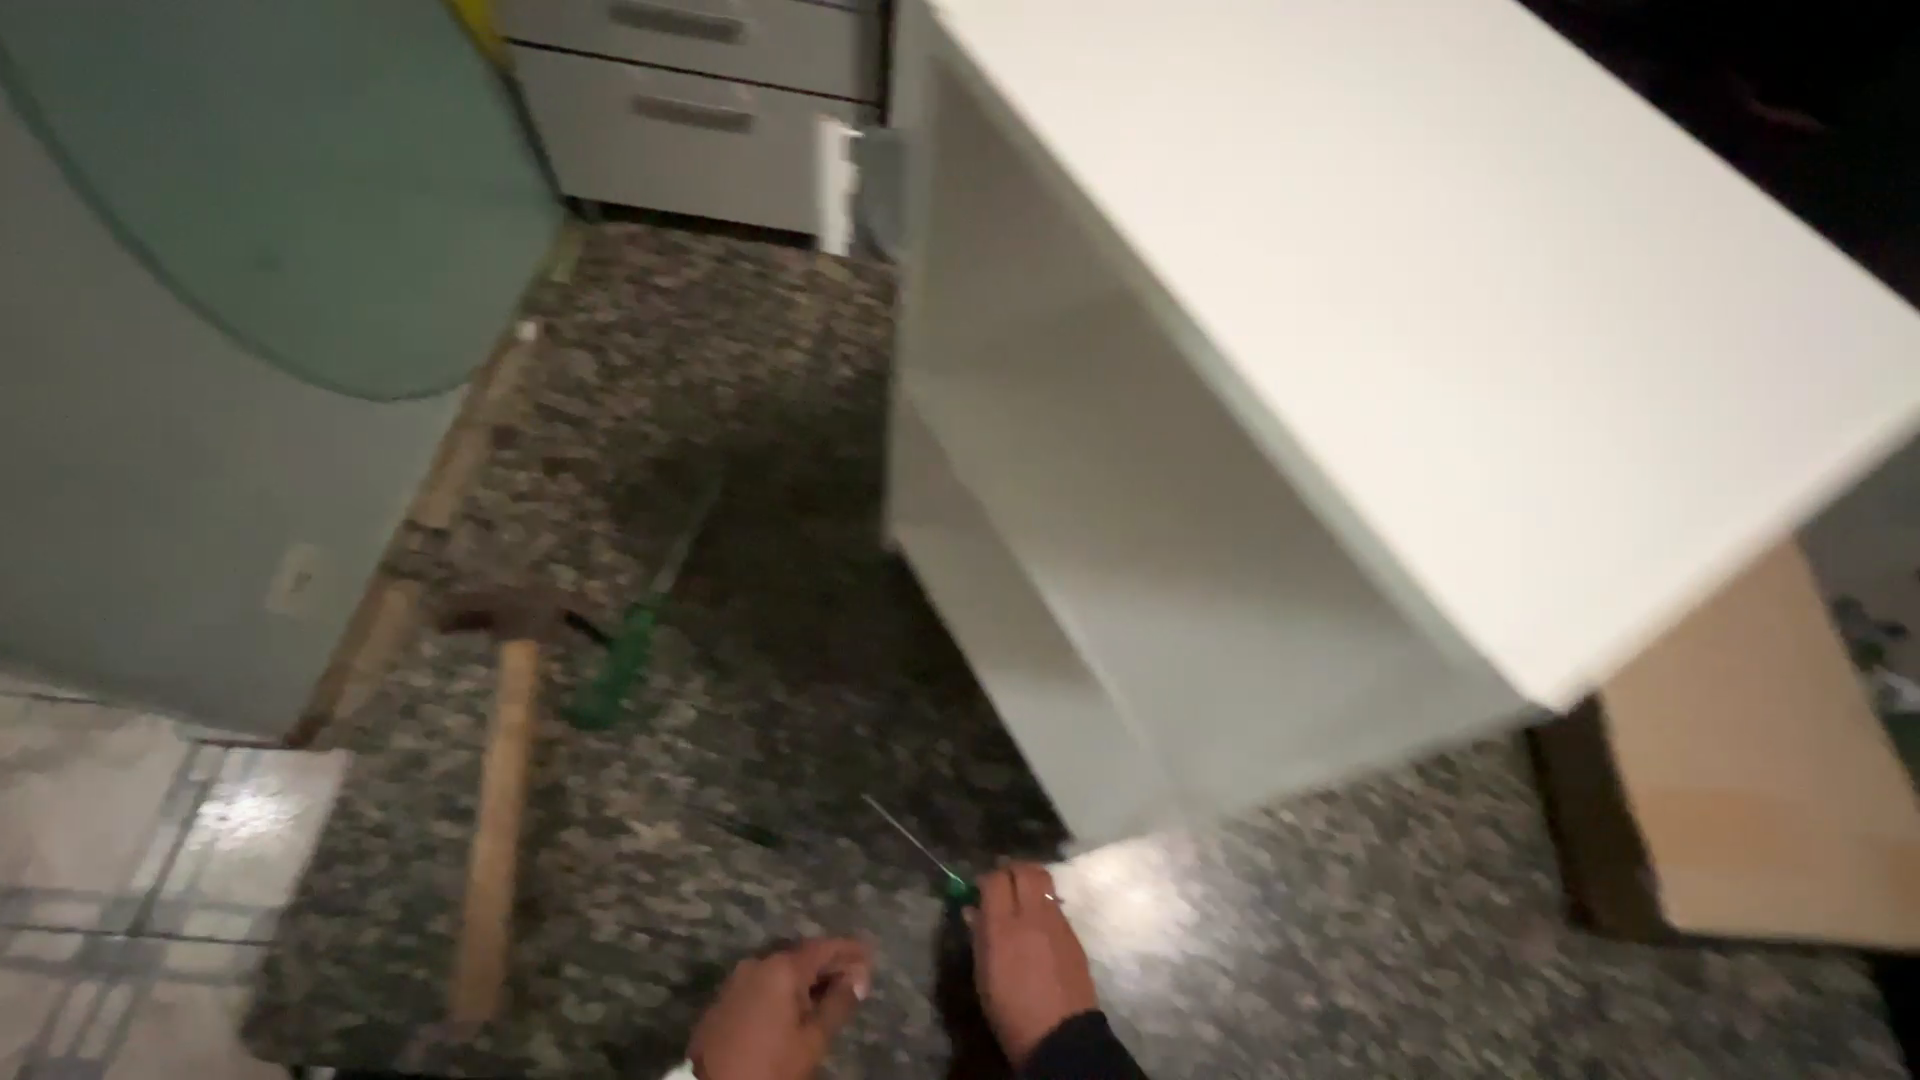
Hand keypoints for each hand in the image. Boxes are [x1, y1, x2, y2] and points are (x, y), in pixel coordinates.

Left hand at [689, 938, 872, 1079]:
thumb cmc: (768, 1066)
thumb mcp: (811, 1041)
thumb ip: (838, 1004)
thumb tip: (858, 978)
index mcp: (783, 968)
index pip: (825, 948)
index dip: (849, 950)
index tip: (870, 953)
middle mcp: (760, 961)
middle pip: (803, 955)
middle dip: (829, 964)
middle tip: (853, 977)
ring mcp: (739, 977)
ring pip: (782, 968)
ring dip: (806, 977)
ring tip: (827, 992)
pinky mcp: (726, 996)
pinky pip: (764, 981)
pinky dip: (784, 987)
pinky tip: (796, 1004)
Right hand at [969, 862, 1098, 1066]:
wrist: (1061, 1036)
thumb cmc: (1011, 1012)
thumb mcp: (983, 976)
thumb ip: (978, 936)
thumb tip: (973, 909)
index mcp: (1003, 927)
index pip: (995, 879)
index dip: (986, 879)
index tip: (980, 889)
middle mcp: (1032, 915)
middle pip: (1025, 869)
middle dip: (1011, 870)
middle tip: (1002, 884)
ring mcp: (1057, 922)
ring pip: (1044, 881)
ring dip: (1030, 883)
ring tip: (1020, 901)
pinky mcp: (1073, 933)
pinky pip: (1055, 904)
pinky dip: (1043, 904)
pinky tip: (1037, 925)